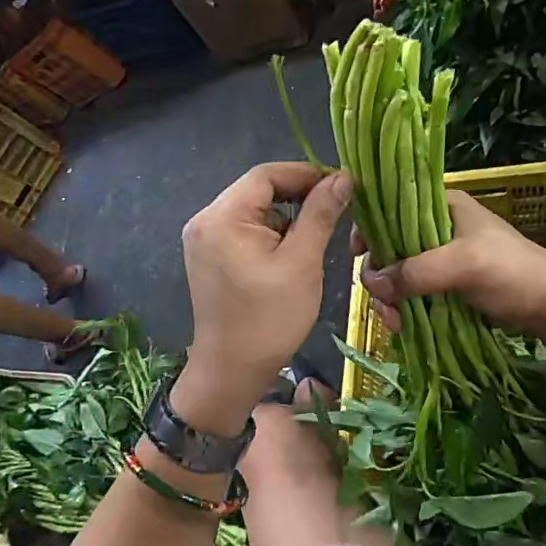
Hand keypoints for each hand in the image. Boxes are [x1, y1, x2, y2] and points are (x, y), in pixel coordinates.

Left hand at [175, 163, 350, 433]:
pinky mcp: (208, 257)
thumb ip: (320, 214)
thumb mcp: (302, 263)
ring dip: (286, 218)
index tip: (341, 185)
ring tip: (315, 239)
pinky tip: (291, 254)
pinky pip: (243, 231)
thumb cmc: (269, 319)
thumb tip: (343, 178)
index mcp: (222, 217)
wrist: (231, 371)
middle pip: (257, 190)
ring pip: (253, 211)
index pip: (266, 175)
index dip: (306, 174)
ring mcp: (202, 239)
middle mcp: (205, 220)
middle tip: (336, 211)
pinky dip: (270, 235)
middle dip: (297, 197)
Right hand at [360, 189, 545, 338]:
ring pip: (397, 273)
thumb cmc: (513, 272)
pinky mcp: (445, 284)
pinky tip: (403, 325)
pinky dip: (403, 307)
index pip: (391, 206)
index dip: (369, 227)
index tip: (357, 254)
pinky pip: (411, 292)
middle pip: (389, 245)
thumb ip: (415, 271)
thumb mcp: (463, 264)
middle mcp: (436, 227)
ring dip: (390, 298)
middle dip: (379, 275)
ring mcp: (441, 258)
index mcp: (442, 205)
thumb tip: (370, 284)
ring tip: (395, 322)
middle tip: (382, 304)